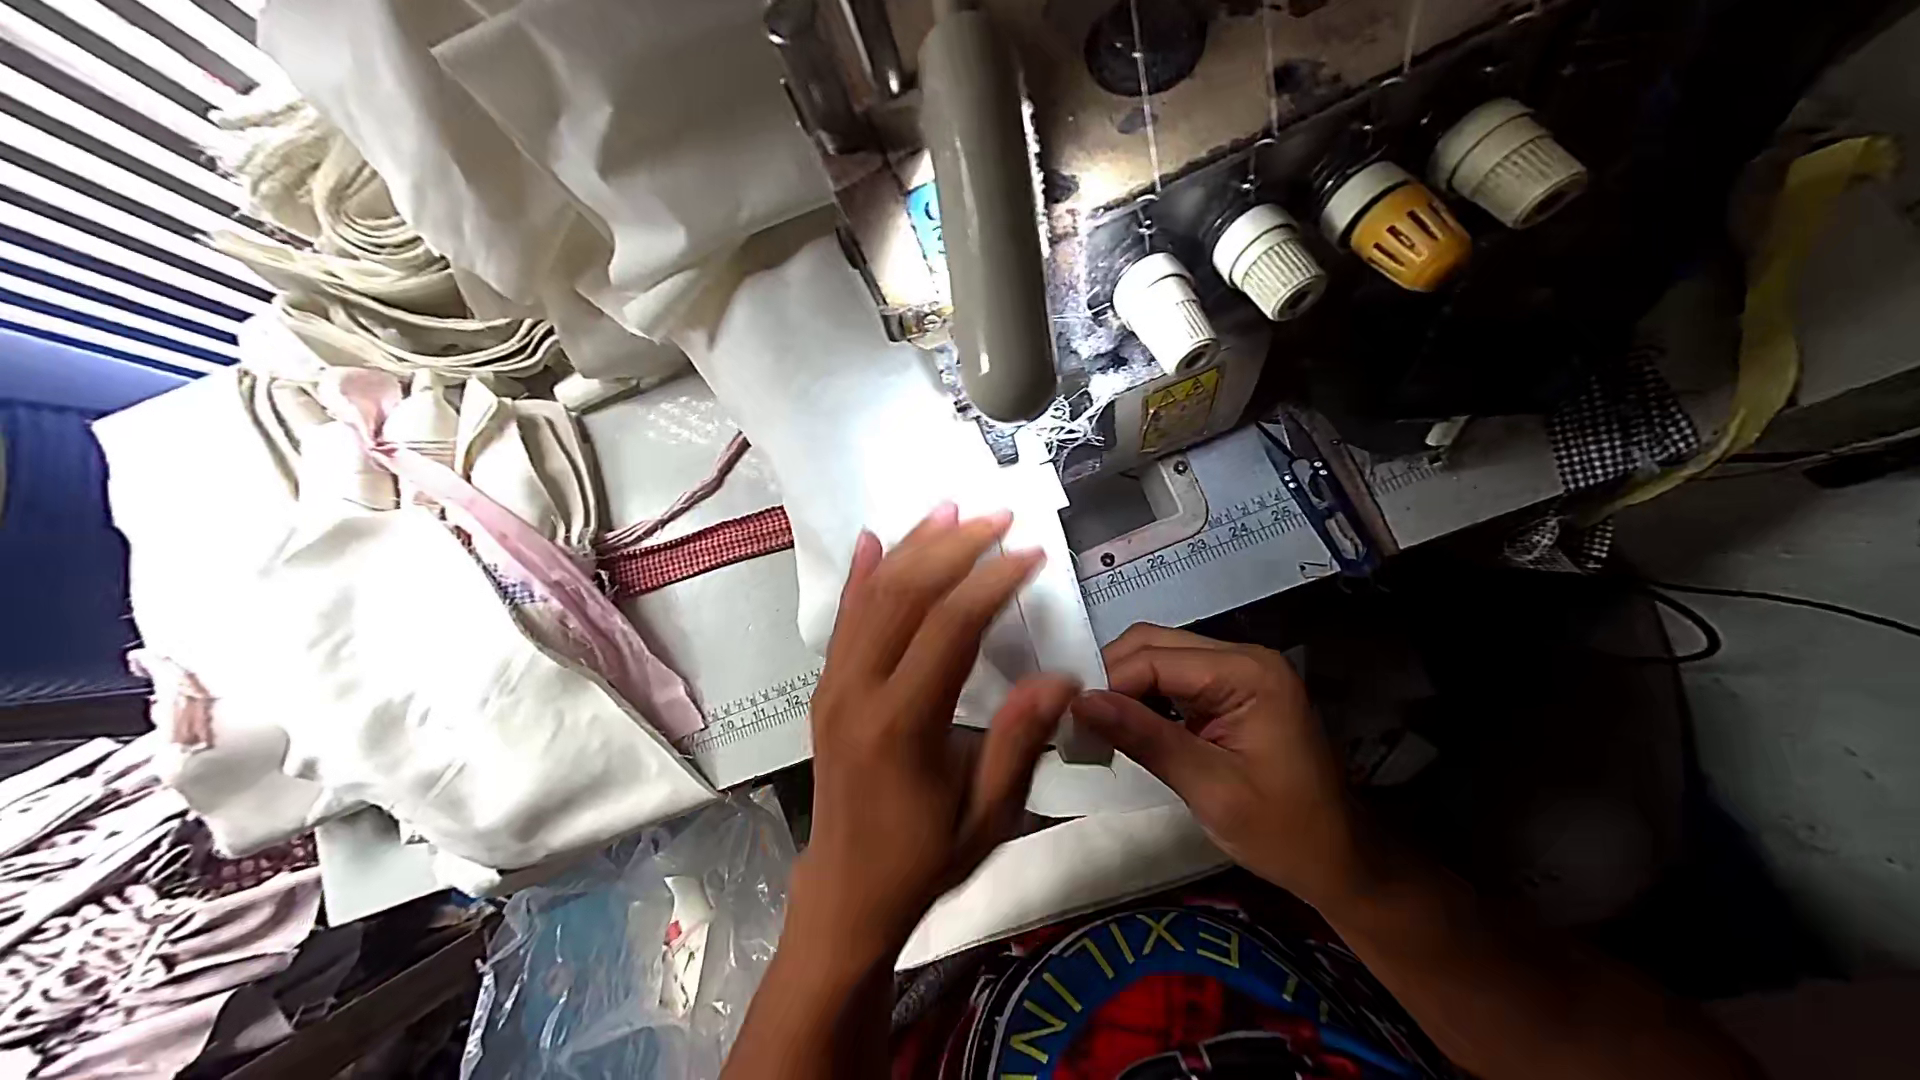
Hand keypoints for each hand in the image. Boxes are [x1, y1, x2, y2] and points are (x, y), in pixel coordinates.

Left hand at [793, 504, 1080, 964]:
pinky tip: (874, 541)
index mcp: (902, 723)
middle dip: (954, 548)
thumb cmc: (925, 858)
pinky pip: (843, 620)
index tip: (1028, 552)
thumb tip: (1062, 677)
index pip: (950, 627)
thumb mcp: (988, 813)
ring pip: (872, 597)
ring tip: (948, 510)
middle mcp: (858, 691)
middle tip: (996, 517)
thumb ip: (1021, 740)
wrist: (845, 893)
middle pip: (905, 595)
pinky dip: (862, 575)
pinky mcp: (826, 688)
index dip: (992, 581)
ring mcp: (834, 686)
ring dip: (912, 548)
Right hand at [1069, 624, 1365, 906]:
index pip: (1154, 659)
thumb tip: (1081, 703)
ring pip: (1156, 657)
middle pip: (1152, 645)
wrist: (1341, 860)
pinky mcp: (1228, 690)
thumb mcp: (1210, 788)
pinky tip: (1124, 724)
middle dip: (1110, 678)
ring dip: (1122, 686)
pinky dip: (1142, 696)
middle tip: (1077, 720)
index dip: (1107, 684)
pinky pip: (1171, 678)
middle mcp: (1241, 657)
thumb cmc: (1285, 831)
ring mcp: (1236, 672)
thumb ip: (1145, 738)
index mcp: (1247, 673)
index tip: (1069, 719)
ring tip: (1093, 723)